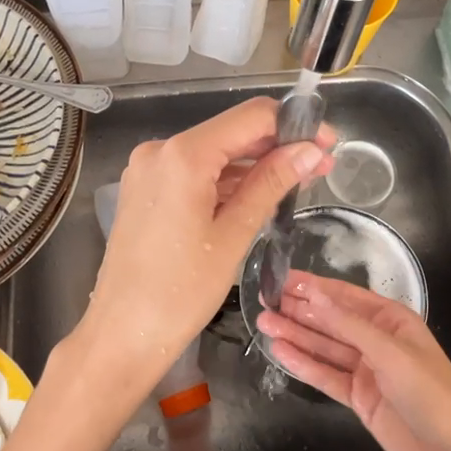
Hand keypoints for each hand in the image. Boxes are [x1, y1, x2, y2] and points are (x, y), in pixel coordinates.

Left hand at [76, 97, 333, 390]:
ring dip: (253, 163)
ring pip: (213, 152)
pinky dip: (226, 180)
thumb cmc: (181, 291)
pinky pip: (193, 171)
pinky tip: (257, 193)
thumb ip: (272, 183)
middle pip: (231, 132)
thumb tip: (311, 149)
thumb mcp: (234, 234)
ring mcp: (148, 169)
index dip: (293, 125)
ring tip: (297, 181)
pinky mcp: (144, 189)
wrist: (123, 333)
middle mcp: (159, 149)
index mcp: (182, 154)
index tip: (328, 142)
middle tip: (321, 165)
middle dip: (277, 144)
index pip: (250, 117)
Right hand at [257, 271, 450, 450]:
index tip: (282, 279)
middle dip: (299, 310)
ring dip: (296, 334)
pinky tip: (280, 352)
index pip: (346, 297)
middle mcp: (378, 340)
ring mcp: (367, 370)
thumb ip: (349, 325)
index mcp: (393, 321)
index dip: (314, 287)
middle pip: (332, 320)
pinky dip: (304, 364)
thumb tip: (313, 296)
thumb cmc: (432, 395)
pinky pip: (326, 375)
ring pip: (325, 347)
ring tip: (263, 322)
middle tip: (264, 300)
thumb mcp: (391, 354)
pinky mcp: (359, 398)